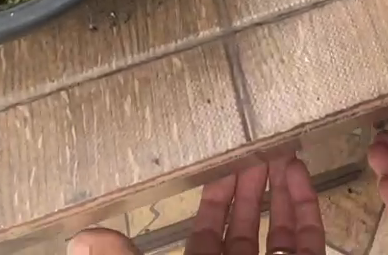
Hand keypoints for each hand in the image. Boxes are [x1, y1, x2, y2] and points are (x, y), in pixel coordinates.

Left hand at [68, 156, 325, 254]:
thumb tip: (79, 238)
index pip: (209, 232)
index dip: (218, 195)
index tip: (226, 160)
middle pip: (246, 226)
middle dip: (253, 185)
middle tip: (258, 145)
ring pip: (280, 231)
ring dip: (281, 190)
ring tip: (281, 151)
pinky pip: (308, 242)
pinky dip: (305, 207)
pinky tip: (299, 173)